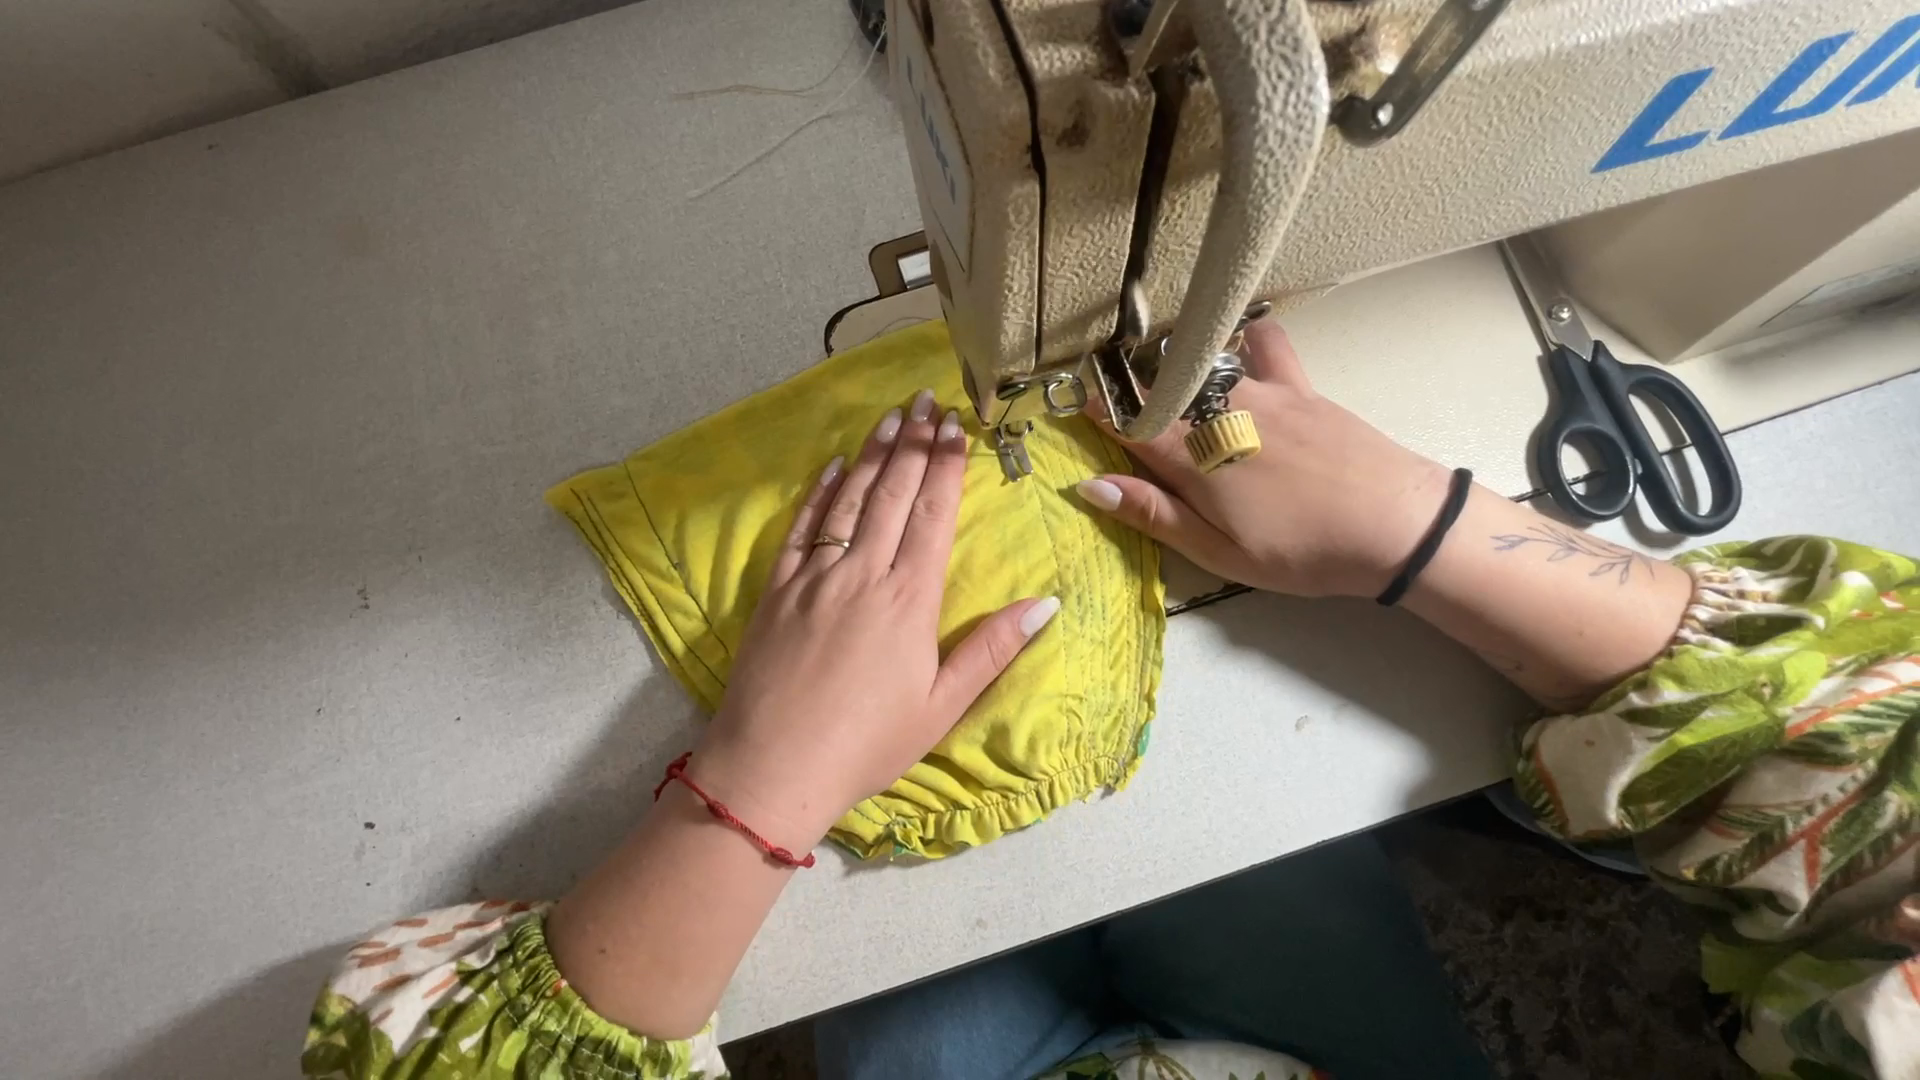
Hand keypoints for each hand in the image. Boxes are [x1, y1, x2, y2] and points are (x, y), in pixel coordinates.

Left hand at [688, 390, 1058, 848]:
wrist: (772, 767)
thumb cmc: (867, 743)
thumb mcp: (942, 706)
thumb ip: (991, 649)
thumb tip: (1047, 603)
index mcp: (909, 599)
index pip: (932, 515)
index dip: (945, 466)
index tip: (955, 425)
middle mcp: (862, 573)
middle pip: (892, 494)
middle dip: (913, 444)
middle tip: (926, 400)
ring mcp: (814, 576)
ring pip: (848, 500)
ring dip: (872, 455)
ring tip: (890, 417)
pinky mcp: (776, 589)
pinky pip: (800, 527)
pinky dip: (818, 492)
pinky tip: (832, 467)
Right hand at [1079, 319, 1449, 597]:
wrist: (1397, 526)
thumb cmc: (1300, 551)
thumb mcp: (1219, 551)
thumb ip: (1154, 514)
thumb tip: (1090, 485)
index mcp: (1192, 458)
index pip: (1126, 422)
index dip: (1095, 410)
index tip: (1075, 403)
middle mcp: (1219, 413)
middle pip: (1158, 388)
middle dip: (1129, 391)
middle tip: (1119, 402)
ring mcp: (1261, 393)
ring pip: (1199, 365)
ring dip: (1173, 371)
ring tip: (1164, 382)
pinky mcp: (1300, 387)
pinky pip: (1265, 345)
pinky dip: (1244, 340)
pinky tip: (1237, 348)